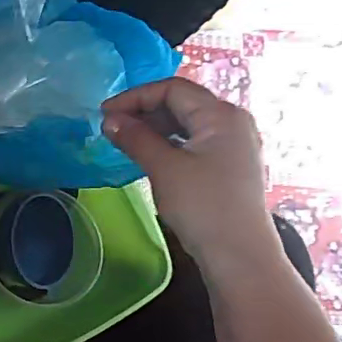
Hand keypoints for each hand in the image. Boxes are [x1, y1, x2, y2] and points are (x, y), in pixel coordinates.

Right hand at [102, 77, 277, 266]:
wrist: (237, 253)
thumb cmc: (202, 205)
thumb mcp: (164, 168)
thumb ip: (135, 138)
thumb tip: (110, 120)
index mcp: (221, 115)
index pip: (173, 89)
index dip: (135, 96)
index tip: (103, 114)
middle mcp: (232, 121)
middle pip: (181, 103)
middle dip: (143, 110)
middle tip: (110, 128)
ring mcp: (233, 144)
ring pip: (186, 123)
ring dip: (153, 127)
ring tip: (124, 141)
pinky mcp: (228, 165)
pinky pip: (192, 141)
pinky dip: (167, 143)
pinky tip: (147, 156)